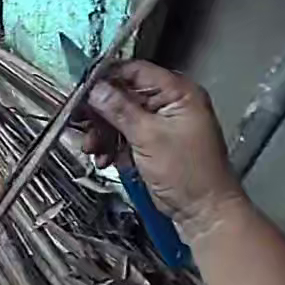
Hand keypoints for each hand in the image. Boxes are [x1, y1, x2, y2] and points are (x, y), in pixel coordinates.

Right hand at [83, 60, 247, 237]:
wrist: (203, 212)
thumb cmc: (189, 173)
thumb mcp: (148, 137)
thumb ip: (119, 110)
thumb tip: (95, 88)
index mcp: (178, 93)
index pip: (136, 72)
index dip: (107, 78)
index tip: (83, 89)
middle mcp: (169, 105)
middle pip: (124, 96)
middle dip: (101, 112)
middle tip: (80, 122)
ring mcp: (160, 126)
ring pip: (120, 119)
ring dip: (103, 133)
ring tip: (92, 149)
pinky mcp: (152, 145)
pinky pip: (124, 138)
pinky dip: (111, 147)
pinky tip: (103, 160)